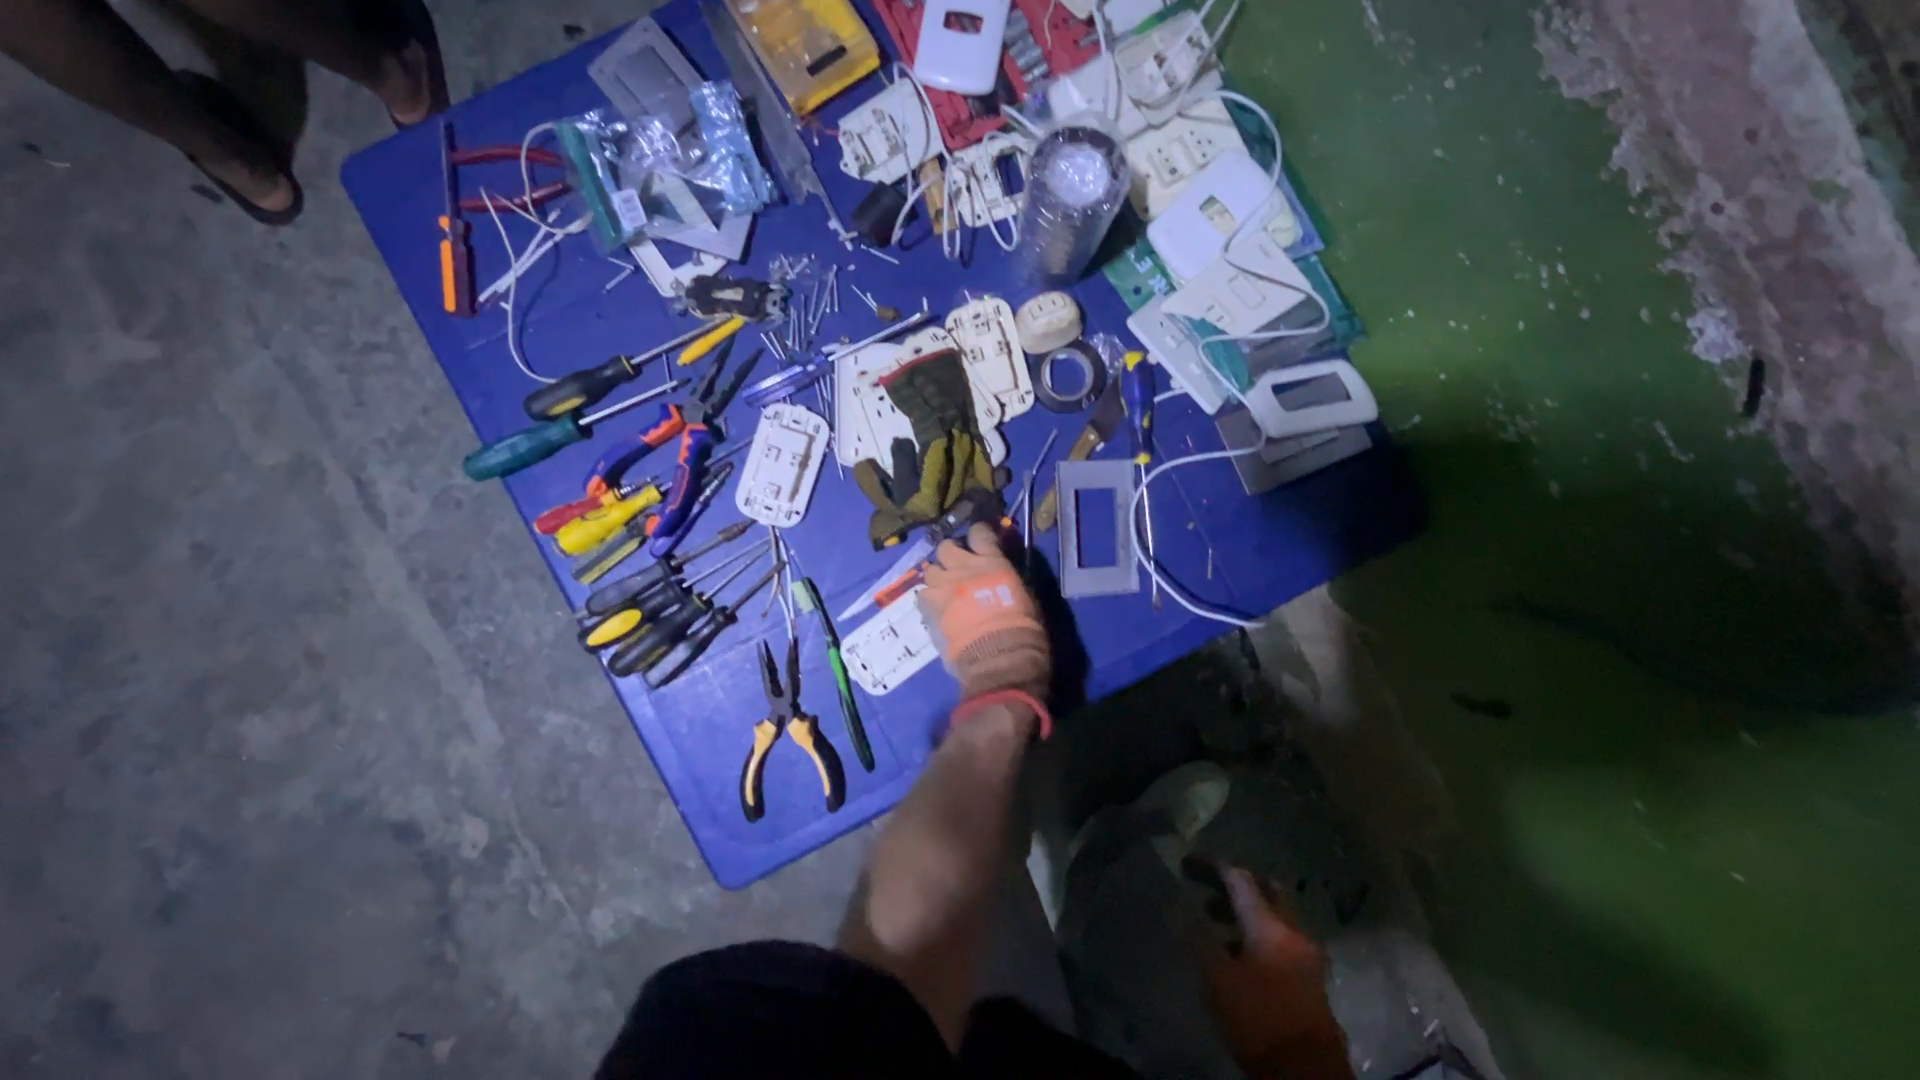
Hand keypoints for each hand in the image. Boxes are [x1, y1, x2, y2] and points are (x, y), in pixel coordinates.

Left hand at [917, 523, 1049, 702]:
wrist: (999, 659)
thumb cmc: (1023, 630)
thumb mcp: (1024, 595)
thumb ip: (1006, 579)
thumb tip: (1000, 577)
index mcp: (991, 562)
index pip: (979, 532)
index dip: (979, 534)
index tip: (981, 540)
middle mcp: (963, 567)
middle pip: (946, 546)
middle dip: (951, 555)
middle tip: (958, 568)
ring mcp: (943, 586)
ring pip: (930, 570)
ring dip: (939, 577)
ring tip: (946, 591)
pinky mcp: (929, 608)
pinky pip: (922, 595)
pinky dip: (929, 599)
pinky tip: (937, 609)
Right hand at [1200, 867, 1352, 1079]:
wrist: (1305, 1070)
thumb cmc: (1257, 1019)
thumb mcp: (1217, 979)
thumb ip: (1198, 938)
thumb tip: (1178, 905)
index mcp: (1271, 925)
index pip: (1241, 879)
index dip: (1213, 867)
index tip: (1188, 864)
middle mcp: (1295, 930)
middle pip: (1267, 890)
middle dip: (1237, 884)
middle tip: (1208, 888)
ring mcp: (1308, 953)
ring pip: (1277, 915)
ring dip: (1249, 911)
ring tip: (1216, 922)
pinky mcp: (1311, 976)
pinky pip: (1283, 937)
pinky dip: (1260, 931)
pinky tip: (1240, 951)